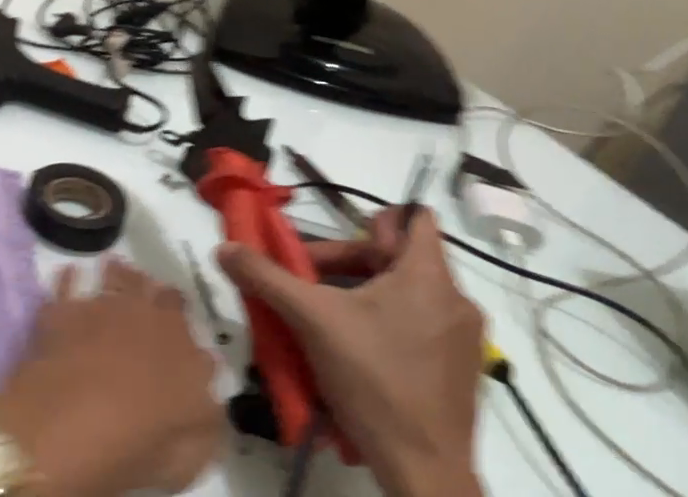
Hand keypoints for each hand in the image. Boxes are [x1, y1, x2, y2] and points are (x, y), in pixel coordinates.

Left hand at [0, 260, 220, 496]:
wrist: (74, 421)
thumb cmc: (141, 443)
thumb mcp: (195, 447)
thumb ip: (206, 411)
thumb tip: (206, 383)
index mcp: (180, 344)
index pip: (184, 312)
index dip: (178, 308)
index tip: (174, 310)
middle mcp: (144, 316)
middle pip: (150, 288)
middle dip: (149, 286)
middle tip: (144, 284)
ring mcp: (101, 307)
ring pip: (113, 276)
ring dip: (115, 272)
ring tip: (112, 266)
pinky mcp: (61, 311)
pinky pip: (68, 282)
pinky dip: (71, 277)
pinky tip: (70, 273)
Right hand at [217, 208, 484, 496]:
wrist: (424, 470)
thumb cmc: (373, 380)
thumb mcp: (311, 321)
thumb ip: (267, 278)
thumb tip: (225, 248)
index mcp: (428, 275)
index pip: (416, 217)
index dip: (376, 221)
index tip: (340, 244)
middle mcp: (454, 299)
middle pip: (400, 257)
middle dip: (351, 263)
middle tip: (310, 283)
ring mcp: (462, 337)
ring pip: (408, 293)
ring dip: (364, 294)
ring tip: (326, 319)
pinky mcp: (460, 369)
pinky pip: (420, 325)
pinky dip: (386, 324)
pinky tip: (355, 352)